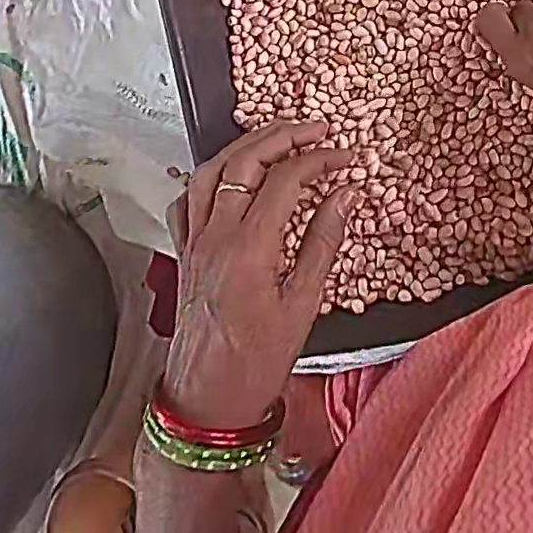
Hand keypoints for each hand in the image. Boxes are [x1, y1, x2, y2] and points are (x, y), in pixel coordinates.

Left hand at [159, 121, 359, 428]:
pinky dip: (213, 173)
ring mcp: (193, 242)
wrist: (205, 402)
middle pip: (244, 163)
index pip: (287, 180)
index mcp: (249, 249)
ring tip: (281, 135)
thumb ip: (325, 239)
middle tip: (318, 129)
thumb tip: (349, 193)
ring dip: (248, 145)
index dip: (321, 160)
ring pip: (212, 171)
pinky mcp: (183, 252)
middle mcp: (214, 237)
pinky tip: (234, 172)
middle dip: (284, 136)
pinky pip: (189, 198)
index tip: (347, 158)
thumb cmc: (259, 359)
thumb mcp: (305, 302)